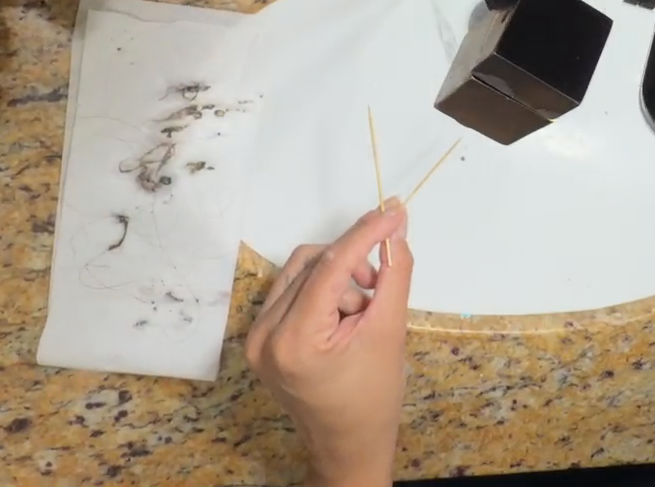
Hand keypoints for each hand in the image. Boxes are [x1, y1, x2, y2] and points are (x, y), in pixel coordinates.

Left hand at [246, 203, 412, 486]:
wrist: (349, 444)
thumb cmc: (373, 397)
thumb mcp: (390, 330)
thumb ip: (394, 272)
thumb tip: (396, 224)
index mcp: (292, 340)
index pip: (330, 266)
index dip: (365, 233)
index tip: (394, 210)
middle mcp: (264, 334)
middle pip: (314, 262)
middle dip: (354, 263)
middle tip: (380, 283)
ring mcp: (258, 335)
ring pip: (304, 269)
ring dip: (340, 275)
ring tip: (364, 307)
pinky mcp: (264, 335)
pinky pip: (296, 286)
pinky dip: (326, 286)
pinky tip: (346, 312)